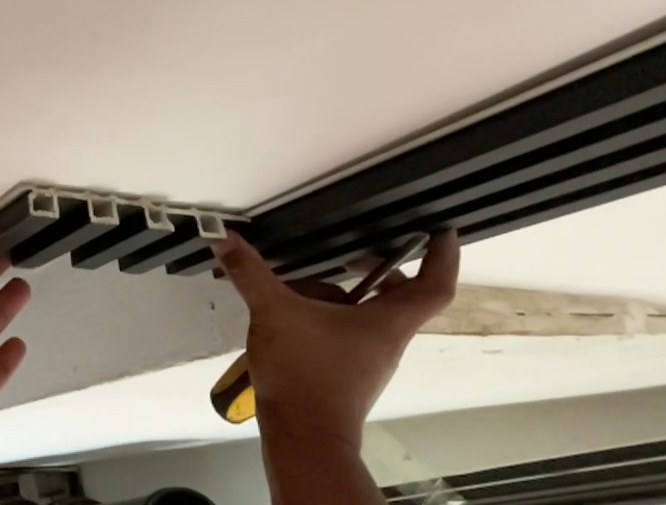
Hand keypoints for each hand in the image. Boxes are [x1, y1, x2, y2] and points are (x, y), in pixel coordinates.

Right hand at [215, 230, 459, 447]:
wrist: (303, 437)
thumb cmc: (304, 374)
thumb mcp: (273, 312)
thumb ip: (249, 272)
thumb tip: (223, 237)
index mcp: (385, 323)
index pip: (433, 286)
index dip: (442, 256)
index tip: (442, 230)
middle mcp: (383, 338)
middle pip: (399, 297)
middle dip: (378, 267)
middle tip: (352, 248)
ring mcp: (364, 356)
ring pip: (365, 311)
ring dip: (340, 289)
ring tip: (299, 275)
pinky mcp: (344, 367)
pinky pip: (343, 326)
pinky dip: (323, 309)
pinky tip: (288, 306)